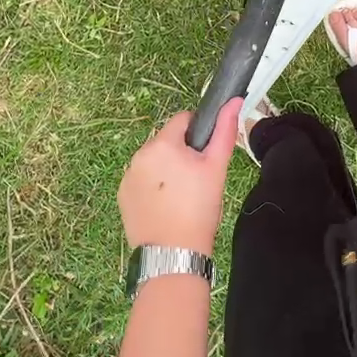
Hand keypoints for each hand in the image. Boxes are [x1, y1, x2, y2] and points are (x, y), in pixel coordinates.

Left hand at [119, 99, 240, 253]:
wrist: (173, 255)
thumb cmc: (199, 209)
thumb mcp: (216, 168)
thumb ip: (225, 130)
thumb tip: (234, 101)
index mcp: (162, 143)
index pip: (182, 120)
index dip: (198, 135)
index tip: (204, 158)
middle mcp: (139, 154)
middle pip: (167, 141)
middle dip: (181, 154)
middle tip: (196, 180)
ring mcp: (127, 176)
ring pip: (154, 161)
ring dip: (166, 170)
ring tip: (181, 197)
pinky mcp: (122, 195)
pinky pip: (141, 180)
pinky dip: (153, 187)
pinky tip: (165, 207)